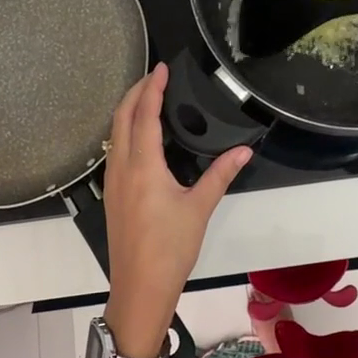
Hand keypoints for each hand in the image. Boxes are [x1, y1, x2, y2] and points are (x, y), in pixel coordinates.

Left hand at [101, 64, 250, 357]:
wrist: (139, 289)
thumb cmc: (170, 248)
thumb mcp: (199, 209)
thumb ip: (220, 174)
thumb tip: (245, 150)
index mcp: (143, 166)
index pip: (144, 114)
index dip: (152, 88)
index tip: (161, 68)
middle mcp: (122, 167)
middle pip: (121, 117)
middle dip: (134, 92)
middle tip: (154, 77)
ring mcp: (113, 181)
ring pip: (114, 133)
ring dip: (127, 110)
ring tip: (147, 99)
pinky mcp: (112, 194)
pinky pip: (114, 150)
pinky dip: (125, 131)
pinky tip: (139, 137)